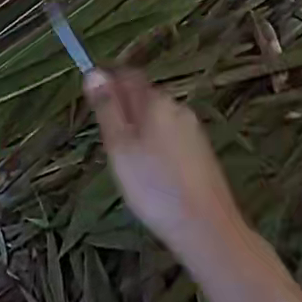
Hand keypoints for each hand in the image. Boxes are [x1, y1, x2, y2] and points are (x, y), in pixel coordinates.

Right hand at [84, 68, 243, 253]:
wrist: (207, 229)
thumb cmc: (154, 186)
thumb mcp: (119, 146)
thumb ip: (106, 108)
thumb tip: (94, 72)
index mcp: (156, 101)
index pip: (128, 74)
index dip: (110, 84)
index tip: (95, 106)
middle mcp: (177, 107)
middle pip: (144, 97)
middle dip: (125, 111)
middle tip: (111, 143)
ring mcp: (194, 130)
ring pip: (158, 119)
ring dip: (142, 130)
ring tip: (131, 164)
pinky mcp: (203, 153)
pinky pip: (172, 137)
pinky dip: (159, 147)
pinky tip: (155, 175)